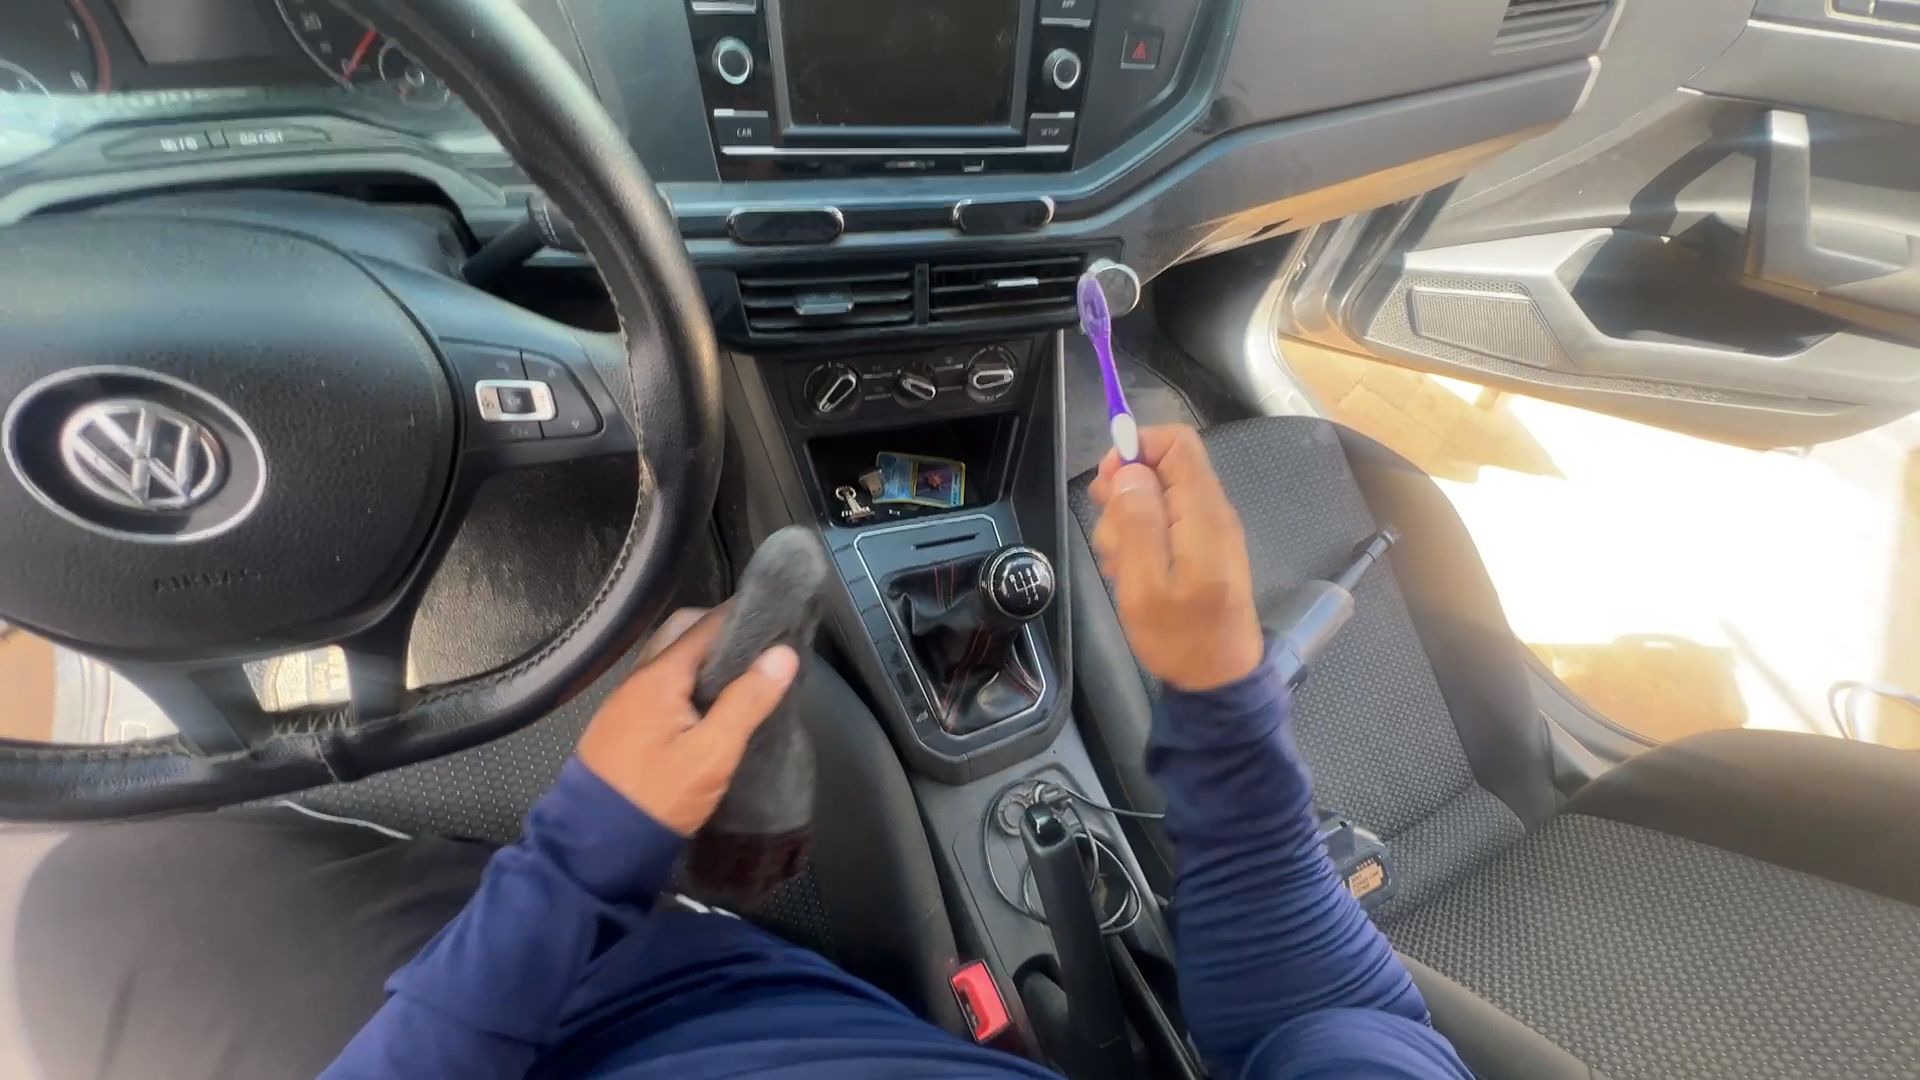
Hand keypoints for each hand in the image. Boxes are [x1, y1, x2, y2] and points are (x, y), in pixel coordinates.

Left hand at [576, 607, 799, 835]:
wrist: (595, 850)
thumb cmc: (658, 797)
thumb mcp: (712, 754)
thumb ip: (747, 701)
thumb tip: (783, 654)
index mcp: (658, 677)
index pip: (706, 626)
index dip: (744, 618)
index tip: (778, 618)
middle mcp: (638, 679)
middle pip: (682, 632)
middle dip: (721, 629)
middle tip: (760, 643)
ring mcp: (626, 701)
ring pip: (671, 657)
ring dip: (704, 655)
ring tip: (743, 670)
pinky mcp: (624, 723)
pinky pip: (662, 681)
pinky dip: (689, 676)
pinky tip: (710, 699)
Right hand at [1088, 424, 1263, 691]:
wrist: (1218, 680)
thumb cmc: (1180, 637)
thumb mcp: (1145, 585)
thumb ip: (1138, 523)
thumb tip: (1129, 472)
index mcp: (1202, 514)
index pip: (1176, 443)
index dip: (1136, 449)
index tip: (1107, 484)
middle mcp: (1211, 512)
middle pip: (1164, 466)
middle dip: (1125, 489)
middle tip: (1107, 531)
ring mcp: (1208, 531)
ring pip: (1159, 495)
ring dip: (1127, 518)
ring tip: (1118, 561)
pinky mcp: (1202, 549)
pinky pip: (1166, 521)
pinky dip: (1140, 536)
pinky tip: (1130, 569)